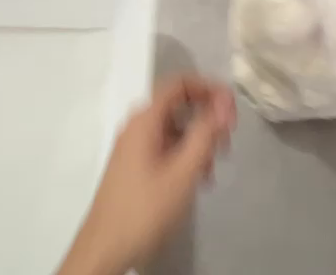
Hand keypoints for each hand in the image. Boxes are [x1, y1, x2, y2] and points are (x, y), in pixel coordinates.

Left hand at [57, 75, 236, 274]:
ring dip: (197, 142)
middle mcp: (136, 126)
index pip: (180, 84)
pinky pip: (164, 146)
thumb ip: (206, 135)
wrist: (104, 250)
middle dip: (206, 119)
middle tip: (226, 143)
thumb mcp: (183, 173)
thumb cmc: (145, 209)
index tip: (231, 109)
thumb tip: (225, 103)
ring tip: (211, 169)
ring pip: (173, 129)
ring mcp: (132, 146)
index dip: (209, 89)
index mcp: (145, 119)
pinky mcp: (132, 166)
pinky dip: (183, 155)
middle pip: (178, 106)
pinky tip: (194, 180)